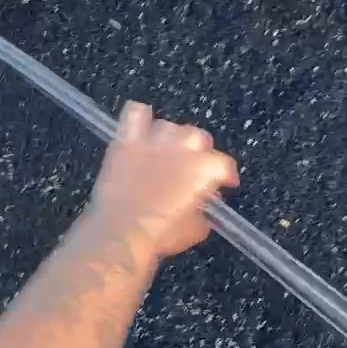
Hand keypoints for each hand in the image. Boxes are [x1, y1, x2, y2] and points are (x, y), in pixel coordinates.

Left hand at [86, 102, 238, 258]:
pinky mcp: (127, 141)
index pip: (224, 164)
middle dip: (199, 153)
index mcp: (205, 168)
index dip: (225, 175)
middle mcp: (183, 147)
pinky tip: (141, 130)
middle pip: (199, 138)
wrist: (120, 233)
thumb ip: (204, 212)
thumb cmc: (159, 234)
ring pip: (170, 126)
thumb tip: (202, 206)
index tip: (224, 182)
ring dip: (171, 139)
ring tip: (165, 153)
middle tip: (191, 170)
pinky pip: (135, 113)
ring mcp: (154, 140)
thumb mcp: (194, 230)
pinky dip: (140, 118)